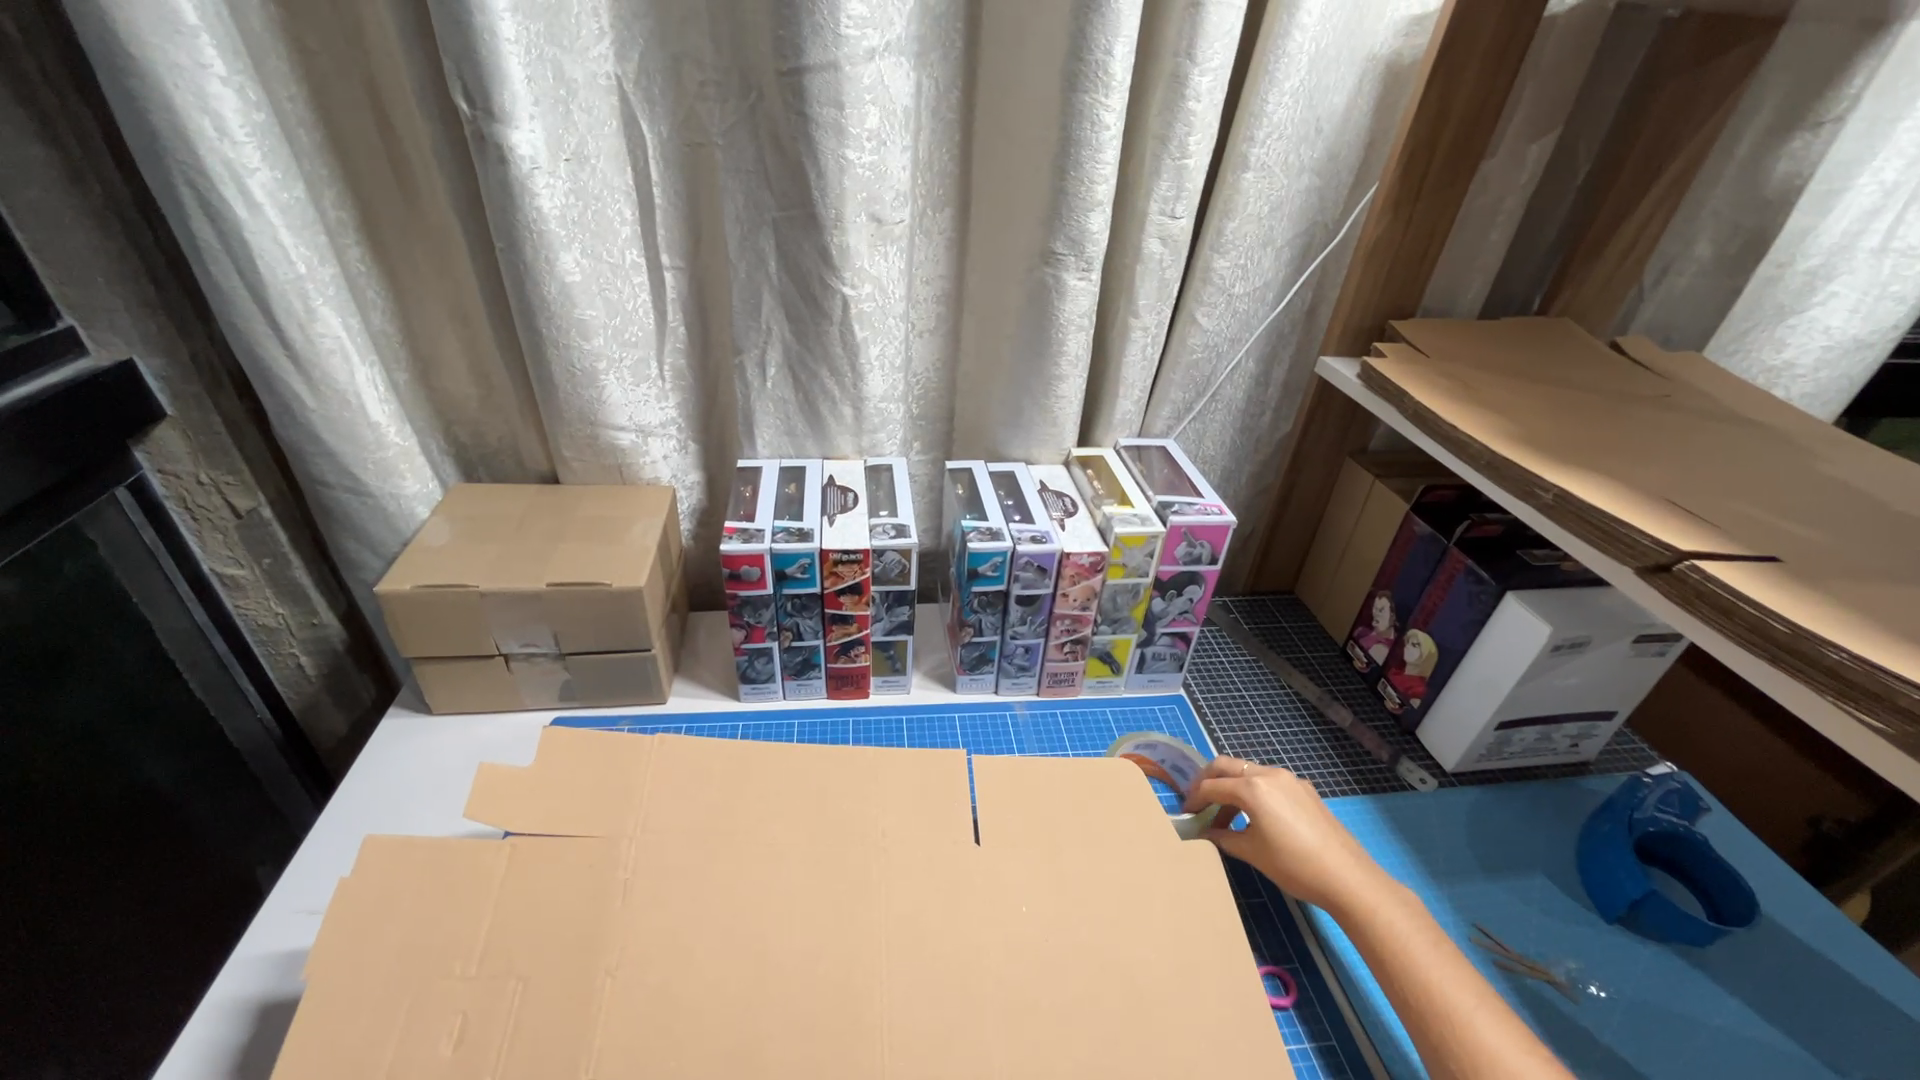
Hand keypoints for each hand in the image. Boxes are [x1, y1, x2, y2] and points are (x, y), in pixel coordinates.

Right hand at [1184, 755, 1390, 912]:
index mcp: (1252, 787)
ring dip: (1231, 787)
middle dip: (1207, 781)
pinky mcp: (1305, 790)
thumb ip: (1223, 837)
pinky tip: (1254, 817)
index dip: (1194, 799)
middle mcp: (1269, 774)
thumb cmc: (1294, 866)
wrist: (1348, 878)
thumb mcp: (1251, 852)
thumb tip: (1205, 833)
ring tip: (1224, 816)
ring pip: (1249, 772)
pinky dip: (1252, 792)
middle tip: (1198, 803)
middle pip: (1226, 766)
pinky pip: (1269, 782)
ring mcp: (1290, 780)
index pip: (1211, 786)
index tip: (1185, 815)